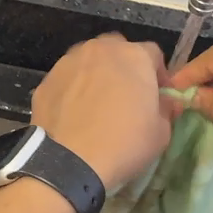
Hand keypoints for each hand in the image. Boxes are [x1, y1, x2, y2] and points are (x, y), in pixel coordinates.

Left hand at [31, 34, 171, 188]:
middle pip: (117, 50)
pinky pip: (66, 80)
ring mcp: (68, 62)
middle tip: (125, 96)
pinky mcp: (46, 81)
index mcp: (134, 56)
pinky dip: (72, 90)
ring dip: (95, 75)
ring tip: (96, 104)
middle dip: (124, 67)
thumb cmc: (124, 144)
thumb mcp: (161, 133)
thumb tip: (167, 102)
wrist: (70, 162)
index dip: (157, 74)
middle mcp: (100, 50)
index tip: (158, 96)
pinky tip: (73, 114)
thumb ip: (166, 109)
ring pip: (87, 62)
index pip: (153, 54)